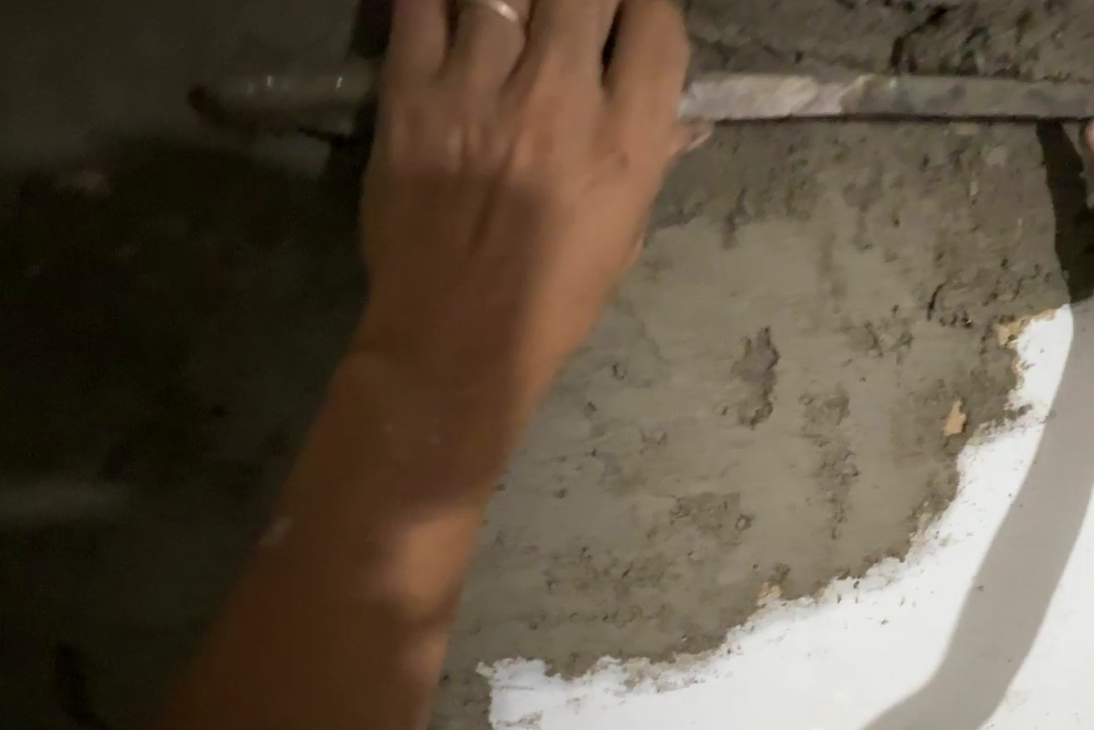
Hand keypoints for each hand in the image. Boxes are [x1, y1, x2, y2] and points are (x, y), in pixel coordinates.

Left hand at [355, 0, 696, 384]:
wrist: (460, 333)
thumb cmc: (557, 299)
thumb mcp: (624, 238)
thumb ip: (650, 164)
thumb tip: (681, 121)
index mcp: (624, 148)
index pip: (656, 28)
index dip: (651, 11)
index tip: (637, 23)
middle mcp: (559, 101)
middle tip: (574, 19)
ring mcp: (480, 88)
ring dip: (519, 0)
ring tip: (516, 25)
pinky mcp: (411, 89)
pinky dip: (442, 0)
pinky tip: (457, 18)